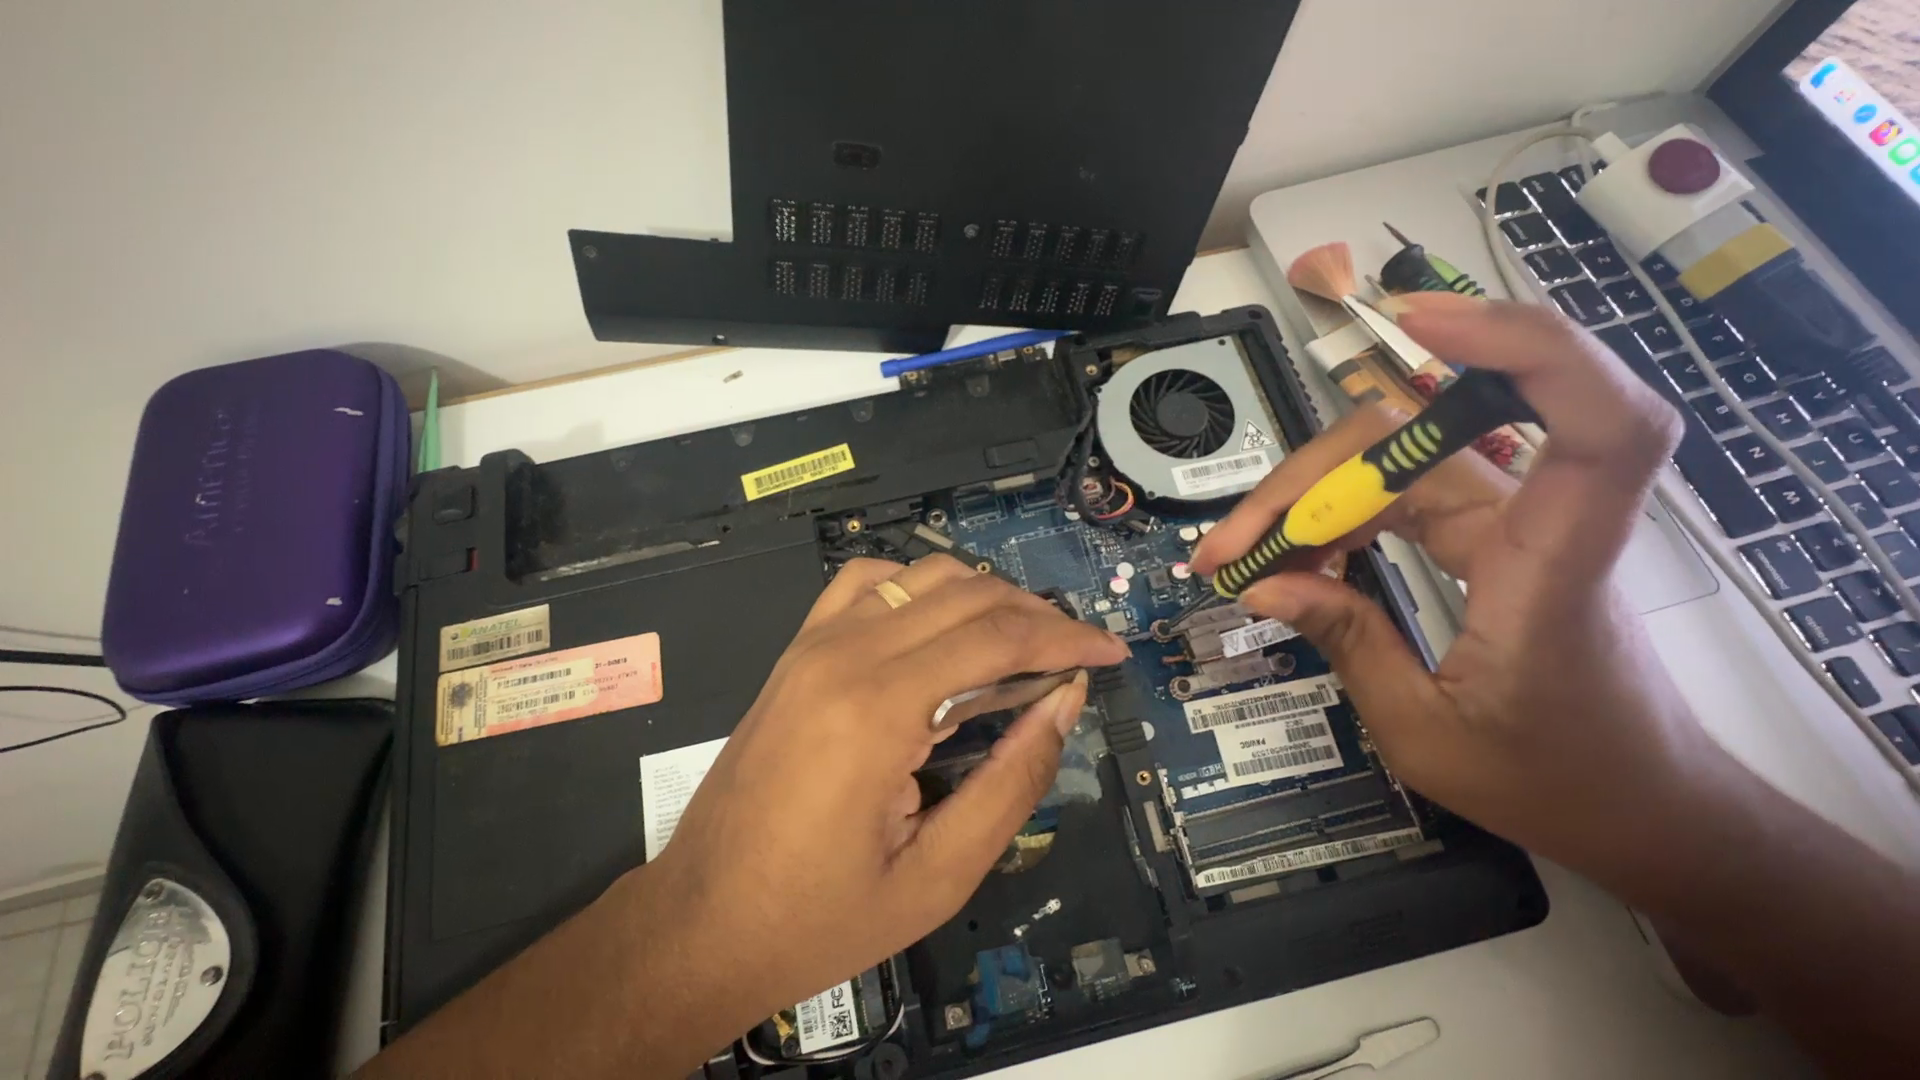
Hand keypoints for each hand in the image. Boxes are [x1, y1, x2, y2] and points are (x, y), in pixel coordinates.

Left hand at [641, 555, 1126, 1051]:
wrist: (703, 921)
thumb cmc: (822, 916)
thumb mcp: (939, 875)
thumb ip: (1012, 781)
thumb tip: (1064, 701)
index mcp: (878, 709)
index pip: (997, 637)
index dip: (1067, 639)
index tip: (1111, 653)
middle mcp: (842, 654)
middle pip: (966, 596)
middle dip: (1037, 617)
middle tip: (1078, 655)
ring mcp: (811, 645)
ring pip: (919, 577)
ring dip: (984, 596)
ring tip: (1025, 641)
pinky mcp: (795, 653)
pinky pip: (864, 585)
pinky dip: (917, 587)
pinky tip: (940, 624)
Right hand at [1190, 295, 1695, 857]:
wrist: (1633, 806)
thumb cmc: (1549, 778)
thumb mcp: (1427, 732)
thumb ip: (1350, 645)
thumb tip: (1265, 586)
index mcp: (1554, 566)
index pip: (1590, 425)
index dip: (1523, 349)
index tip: (1420, 324)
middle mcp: (1534, 522)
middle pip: (1419, 445)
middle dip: (1310, 482)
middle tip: (1231, 547)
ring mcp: (1507, 524)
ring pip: (1394, 468)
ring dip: (1307, 504)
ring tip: (1239, 558)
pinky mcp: (1486, 537)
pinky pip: (1398, 501)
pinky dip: (1334, 522)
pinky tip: (1289, 559)